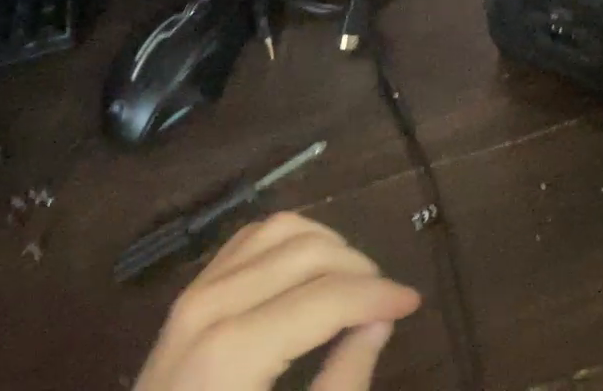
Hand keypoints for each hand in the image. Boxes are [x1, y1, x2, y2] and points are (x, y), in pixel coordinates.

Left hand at [134, 211, 421, 390]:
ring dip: (327, 245)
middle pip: (308, 252)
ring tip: (353, 281)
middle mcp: (211, 305)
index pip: (328, 296)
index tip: (414, 302)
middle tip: (386, 301)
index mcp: (234, 351)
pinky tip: (309, 267)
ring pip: (280, 228)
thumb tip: (381, 320)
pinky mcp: (188, 291)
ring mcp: (193, 291)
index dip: (379, 295)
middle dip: (359, 269)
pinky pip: (249, 238)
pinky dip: (290, 240)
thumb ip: (343, 380)